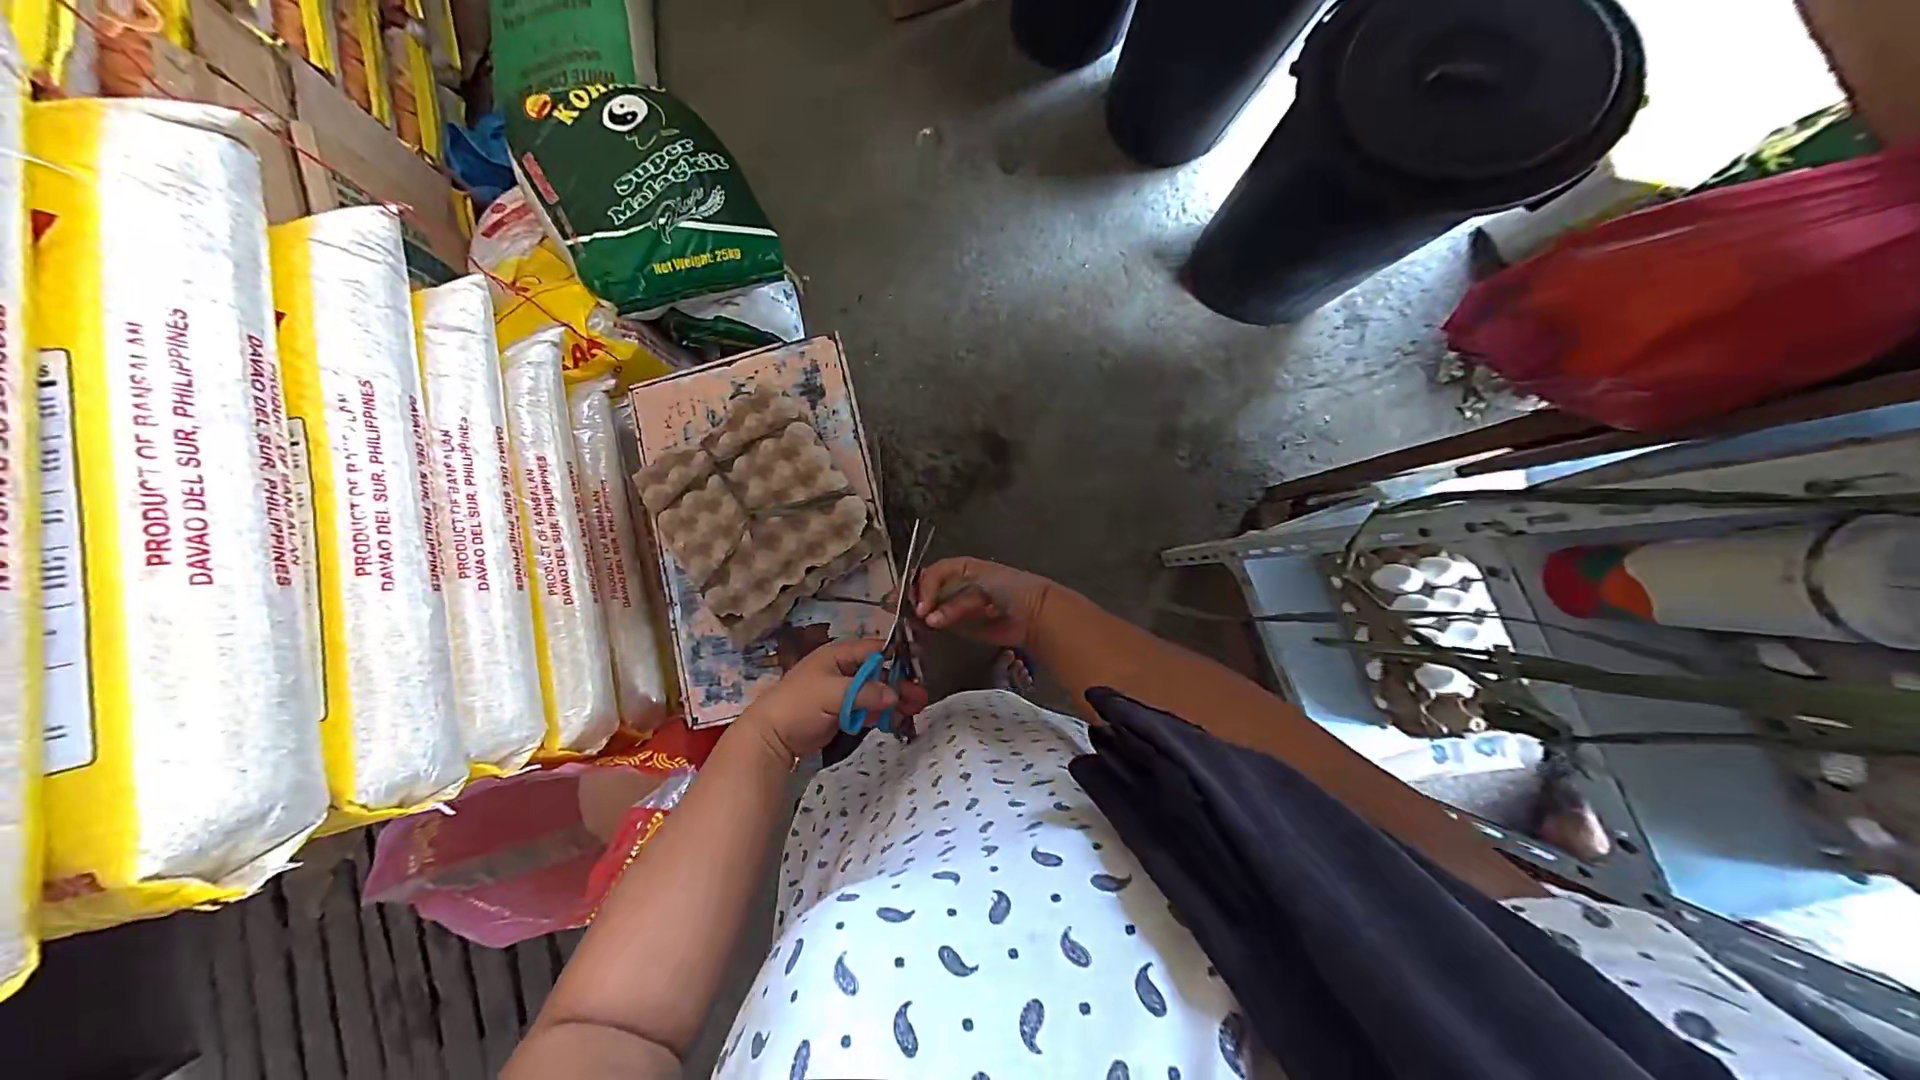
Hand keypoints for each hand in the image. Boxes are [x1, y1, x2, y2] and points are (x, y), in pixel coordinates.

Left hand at [739, 638, 928, 760]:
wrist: (771, 737)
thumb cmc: (798, 704)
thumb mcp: (832, 693)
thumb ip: (865, 692)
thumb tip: (894, 694)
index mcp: (839, 655)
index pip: (875, 649)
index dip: (897, 655)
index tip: (919, 664)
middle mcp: (844, 670)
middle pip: (879, 672)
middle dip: (900, 683)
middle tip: (921, 696)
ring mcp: (843, 692)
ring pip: (876, 692)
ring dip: (895, 700)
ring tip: (916, 710)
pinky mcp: (842, 712)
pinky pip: (868, 709)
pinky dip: (882, 714)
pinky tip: (898, 721)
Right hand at [914, 557, 1056, 649]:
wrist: (1032, 613)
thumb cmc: (1008, 587)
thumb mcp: (979, 580)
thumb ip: (951, 595)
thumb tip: (928, 616)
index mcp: (960, 569)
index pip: (932, 573)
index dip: (922, 585)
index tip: (918, 603)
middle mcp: (955, 585)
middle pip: (927, 590)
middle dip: (914, 598)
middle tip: (903, 609)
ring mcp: (958, 606)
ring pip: (932, 608)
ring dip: (921, 614)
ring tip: (916, 621)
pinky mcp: (963, 626)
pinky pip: (942, 625)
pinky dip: (931, 627)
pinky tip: (924, 629)